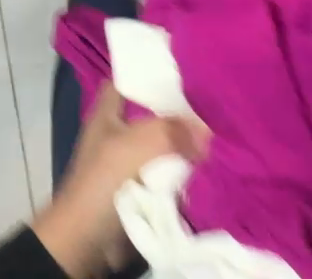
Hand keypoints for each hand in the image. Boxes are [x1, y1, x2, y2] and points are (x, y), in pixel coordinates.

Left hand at [31, 85, 209, 277]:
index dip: (146, 75)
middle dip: (179, 115)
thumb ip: (170, 132)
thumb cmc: (102, 182)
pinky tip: (213, 170)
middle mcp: (118, 134)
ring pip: (164, 148)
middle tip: (214, 109)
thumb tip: (206, 131)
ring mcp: (130, 165)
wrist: (87, 241)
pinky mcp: (142, 192)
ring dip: (187, 148)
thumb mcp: (134, 146)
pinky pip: (170, 178)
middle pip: (152, 116)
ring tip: (223, 138)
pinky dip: (187, 176)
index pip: (124, 82)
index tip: (179, 71)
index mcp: (106, 114)